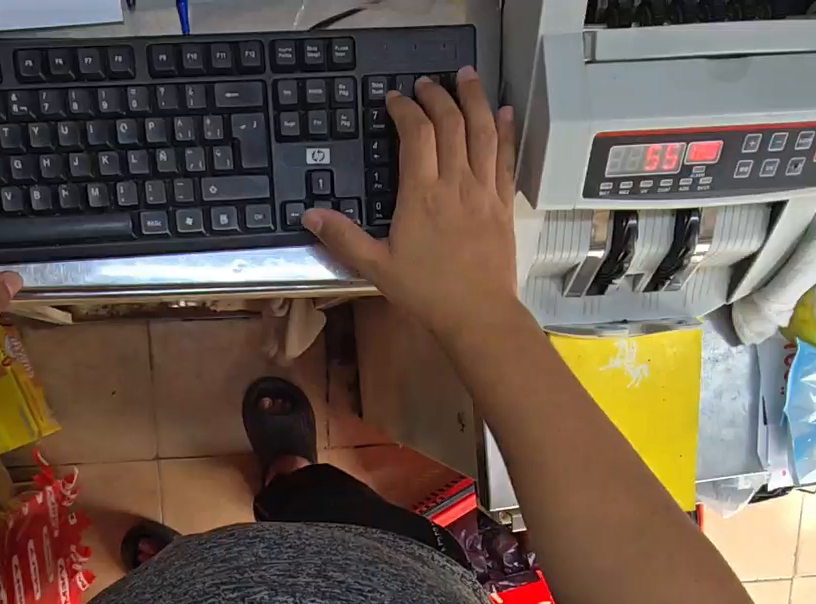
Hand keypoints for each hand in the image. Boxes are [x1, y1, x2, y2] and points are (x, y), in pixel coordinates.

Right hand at [300, 69, 518, 341]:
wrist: (477, 314)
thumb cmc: (426, 293)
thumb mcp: (377, 268)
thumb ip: (344, 239)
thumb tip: (311, 216)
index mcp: (421, 195)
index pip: (416, 134)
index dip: (405, 110)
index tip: (395, 99)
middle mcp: (455, 183)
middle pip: (450, 123)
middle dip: (437, 96)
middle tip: (427, 84)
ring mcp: (483, 191)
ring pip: (482, 131)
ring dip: (474, 99)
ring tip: (466, 77)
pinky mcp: (503, 204)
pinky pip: (505, 158)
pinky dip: (504, 131)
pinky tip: (503, 114)